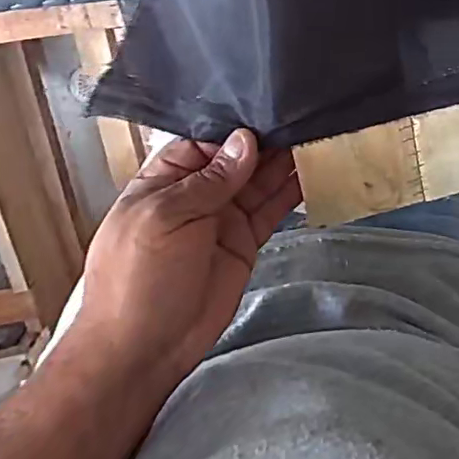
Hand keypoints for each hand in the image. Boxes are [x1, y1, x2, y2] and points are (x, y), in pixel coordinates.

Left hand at [70, 129, 302, 380]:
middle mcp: (199, 193)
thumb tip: (247, 139)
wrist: (142, 354)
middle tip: (309, 115)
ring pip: (262, 178)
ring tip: (320, 134)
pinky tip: (317, 170)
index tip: (274, 104)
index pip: (208, 139)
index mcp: (167, 180)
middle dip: (271, 137)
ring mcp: (225, 216)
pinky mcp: (247, 238)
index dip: (239, 123)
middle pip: (241, 156)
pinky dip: (295, 189)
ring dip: (288, 159)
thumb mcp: (165, 219)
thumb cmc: (138, 280)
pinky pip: (274, 206)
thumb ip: (210, 179)